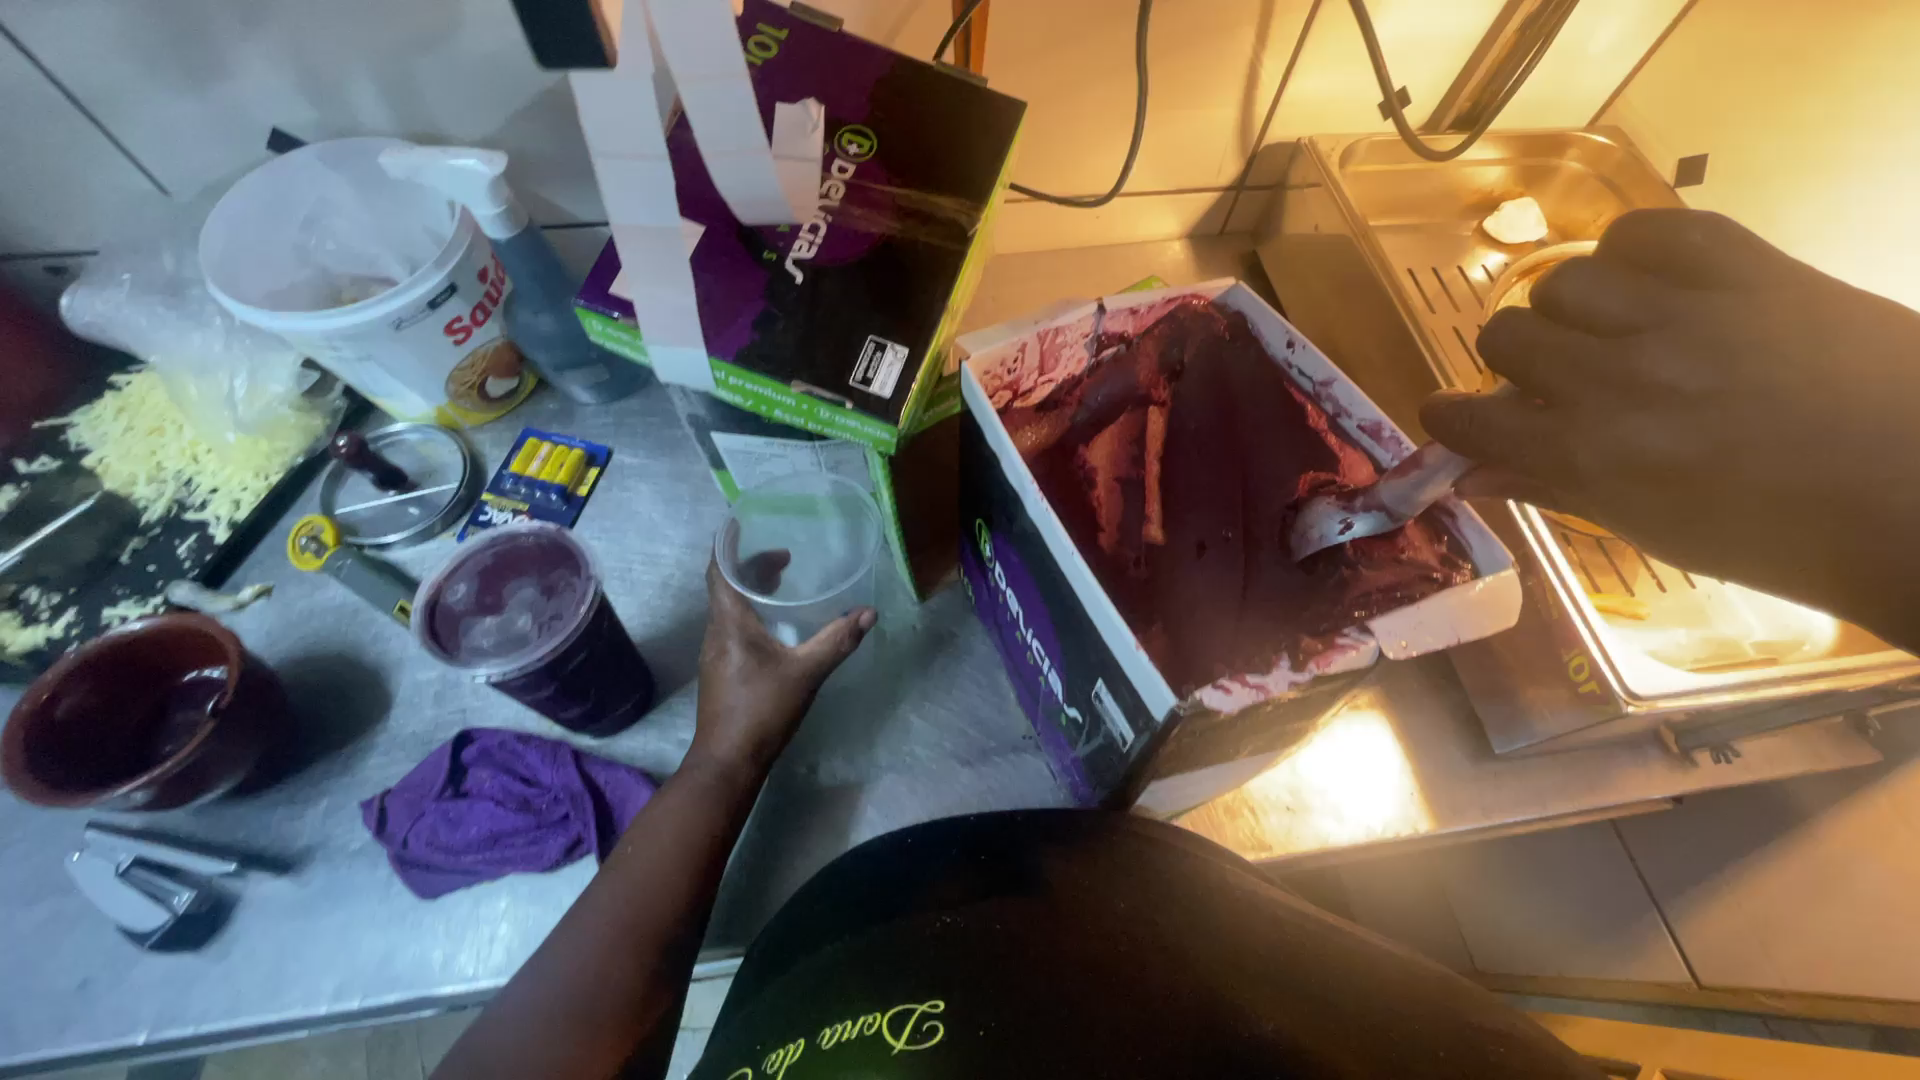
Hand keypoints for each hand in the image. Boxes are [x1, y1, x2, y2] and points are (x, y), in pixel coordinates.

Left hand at [687, 554, 876, 774]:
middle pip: (726, 585)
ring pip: (729, 607)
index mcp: (730, 623)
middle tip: (786, 557)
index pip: (719, 570)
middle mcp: (716, 632)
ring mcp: (715, 653)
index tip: (742, 522)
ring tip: (783, 585)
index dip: (728, 544)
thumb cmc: (762, 710)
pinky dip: (751, 612)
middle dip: (752, 566)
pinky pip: (732, 626)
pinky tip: (776, 626)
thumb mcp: (806, 673)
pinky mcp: (721, 670)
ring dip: (752, 589)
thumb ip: (837, 640)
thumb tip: (868, 613)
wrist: (727, 760)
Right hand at [1421, 209, 1919, 647]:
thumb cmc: (1777, 534)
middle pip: (1503, 335)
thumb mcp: (1645, 525)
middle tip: (1556, 375)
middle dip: (1516, 359)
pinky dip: (1634, 250)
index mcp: (1584, 453)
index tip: (1456, 415)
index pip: (1466, 416)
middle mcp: (1612, 379)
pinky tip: (1650, 281)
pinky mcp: (1749, 273)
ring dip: (1570, 308)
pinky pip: (1651, 230)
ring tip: (1610, 325)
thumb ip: (1549, 488)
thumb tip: (1470, 476)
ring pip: (1562, 280)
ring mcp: (1680, 319)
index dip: (1447, 414)